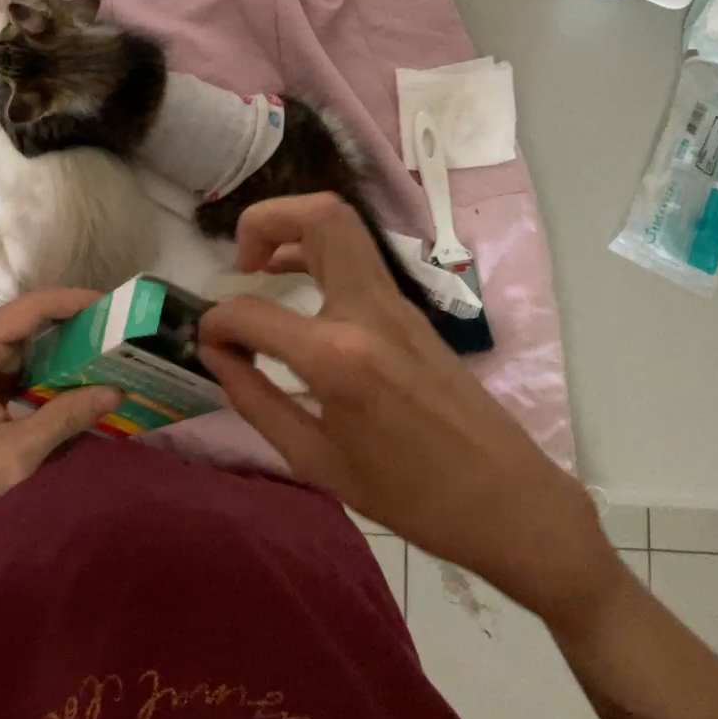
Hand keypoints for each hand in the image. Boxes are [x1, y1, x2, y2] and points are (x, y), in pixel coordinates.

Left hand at [0, 289, 122, 539]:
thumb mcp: (16, 451)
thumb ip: (64, 418)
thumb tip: (116, 390)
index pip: (33, 307)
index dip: (75, 301)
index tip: (117, 308)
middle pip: (38, 315)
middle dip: (81, 320)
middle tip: (125, 330)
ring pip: (38, 336)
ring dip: (74, 340)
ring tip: (118, 346)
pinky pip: (33, 358)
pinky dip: (61, 363)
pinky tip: (91, 373)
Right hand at [197, 194, 624, 628]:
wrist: (509, 502)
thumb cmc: (408, 496)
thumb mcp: (315, 460)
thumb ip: (254, 400)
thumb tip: (216, 355)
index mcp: (338, 359)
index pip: (251, 312)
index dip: (215, 323)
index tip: (208, 343)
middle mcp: (368, 312)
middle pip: (320, 216)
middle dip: (263, 221)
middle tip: (242, 265)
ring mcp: (396, 303)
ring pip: (342, 226)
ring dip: (292, 231)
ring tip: (261, 271)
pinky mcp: (411, 310)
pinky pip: (356, 258)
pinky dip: (316, 255)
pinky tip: (299, 293)